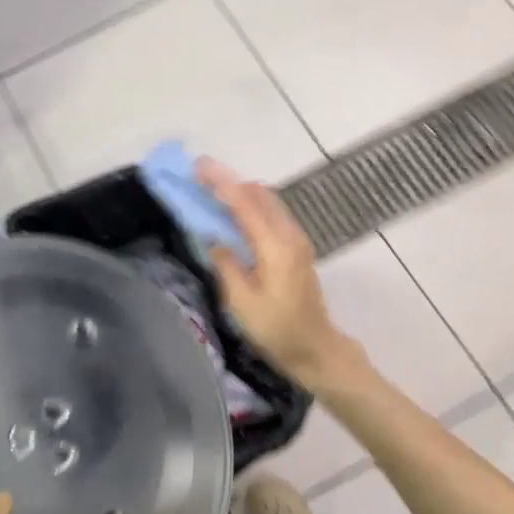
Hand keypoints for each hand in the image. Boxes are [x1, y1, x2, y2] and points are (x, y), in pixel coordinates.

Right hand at [199, 159, 353, 385]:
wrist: (315, 347)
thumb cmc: (276, 329)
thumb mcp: (241, 302)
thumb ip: (226, 264)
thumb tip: (213, 236)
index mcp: (275, 247)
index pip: (245, 204)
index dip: (221, 183)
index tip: (198, 166)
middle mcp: (290, 235)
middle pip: (259, 194)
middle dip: (230, 181)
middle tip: (200, 176)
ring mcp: (297, 239)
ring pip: (268, 201)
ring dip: (241, 192)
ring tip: (212, 190)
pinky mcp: (297, 247)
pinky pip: (273, 213)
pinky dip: (252, 205)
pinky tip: (234, 212)